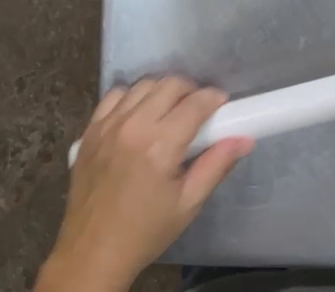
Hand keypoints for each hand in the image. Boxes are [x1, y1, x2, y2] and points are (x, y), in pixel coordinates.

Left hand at [36, 78, 252, 291]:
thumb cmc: (145, 231)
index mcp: (160, 145)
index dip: (214, 98)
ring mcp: (108, 124)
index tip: (223, 104)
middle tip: (199, 110)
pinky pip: (115, 95)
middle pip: (169, 84)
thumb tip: (244, 139)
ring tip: (170, 112)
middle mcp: (133, 125)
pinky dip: (132, 97)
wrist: (93, 251)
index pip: (195, 103)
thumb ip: (217, 166)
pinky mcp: (90, 128)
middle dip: (191, 90)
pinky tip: (139, 115)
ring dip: (162, 91)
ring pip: (143, 85)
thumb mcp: (188, 204)